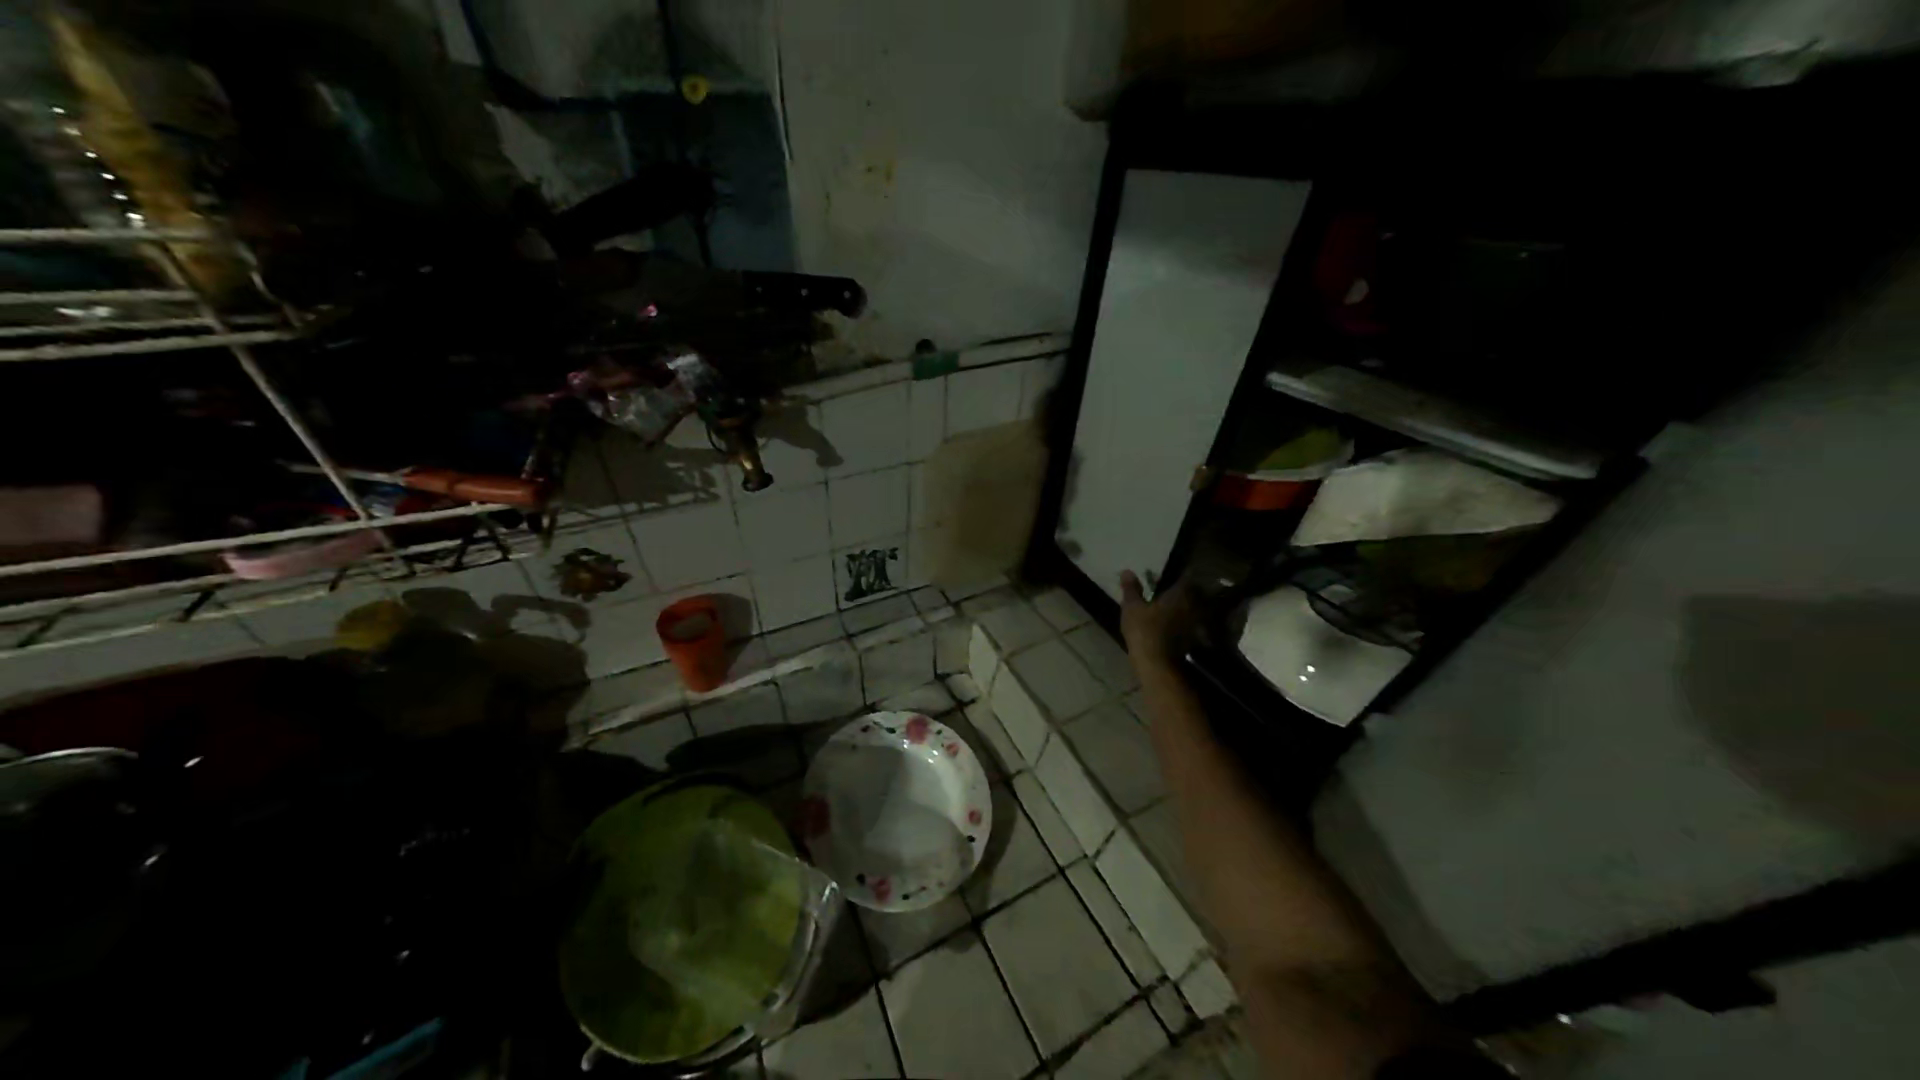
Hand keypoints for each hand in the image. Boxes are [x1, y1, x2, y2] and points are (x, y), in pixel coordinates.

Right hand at [1119, 570, 1194, 666]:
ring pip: (1191, 608)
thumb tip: (1128, 571)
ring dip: (1182, 607)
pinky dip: (1182, 622)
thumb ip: (1131, 588)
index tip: (1167, 575)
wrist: (1158, 666)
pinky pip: (1190, 624)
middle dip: (1180, 590)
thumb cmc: (1144, 631)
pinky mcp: (1195, 639)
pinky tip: (1170, 626)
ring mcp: (1197, 623)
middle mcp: (1194, 605)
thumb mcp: (1132, 608)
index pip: (1186, 575)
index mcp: (1181, 593)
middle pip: (1191, 592)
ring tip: (1166, 608)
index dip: (1178, 573)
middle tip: (1165, 590)